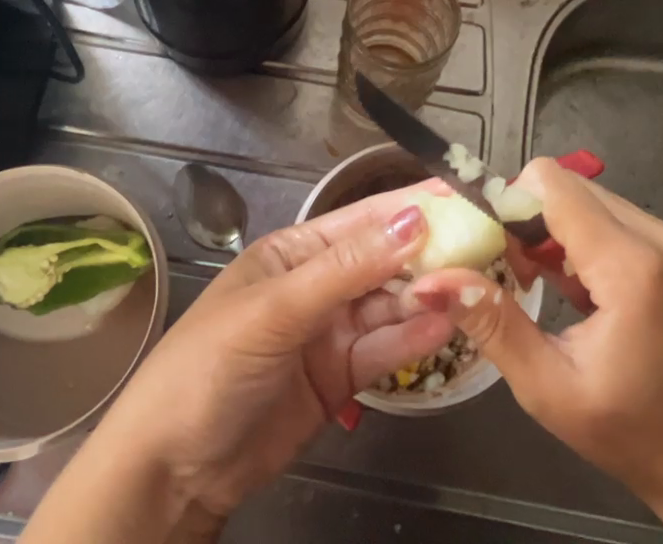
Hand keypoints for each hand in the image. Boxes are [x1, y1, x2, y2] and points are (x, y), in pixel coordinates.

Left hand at [26, 184, 454, 542]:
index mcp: (294, 253)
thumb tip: (413, 220)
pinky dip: (415, 338)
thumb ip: (346, 269)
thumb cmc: (210, 367)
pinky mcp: (341, 376)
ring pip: (391, 306)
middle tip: (487, 247)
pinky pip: (385, 349)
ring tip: (476, 288)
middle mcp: (317, 285)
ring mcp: (331, 332)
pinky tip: (447, 326)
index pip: (362, 220)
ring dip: (429, 297)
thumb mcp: (275, 310)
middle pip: (384, 262)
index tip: (465, 195)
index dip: (412, 207)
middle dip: (430, 254)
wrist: (174, 467)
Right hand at [411, 159, 662, 541]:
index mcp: (632, 264)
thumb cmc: (637, 435)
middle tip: (517, 278)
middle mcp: (661, 237)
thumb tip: (430, 281)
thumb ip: (491, 324)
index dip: (508, 204)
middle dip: (530, 221)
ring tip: (549, 291)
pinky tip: (582, 294)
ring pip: (593, 202)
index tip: (491, 250)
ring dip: (557, 233)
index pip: (552, 183)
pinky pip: (619, 222)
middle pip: (571, 188)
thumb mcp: (550, 389)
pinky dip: (588, 243)